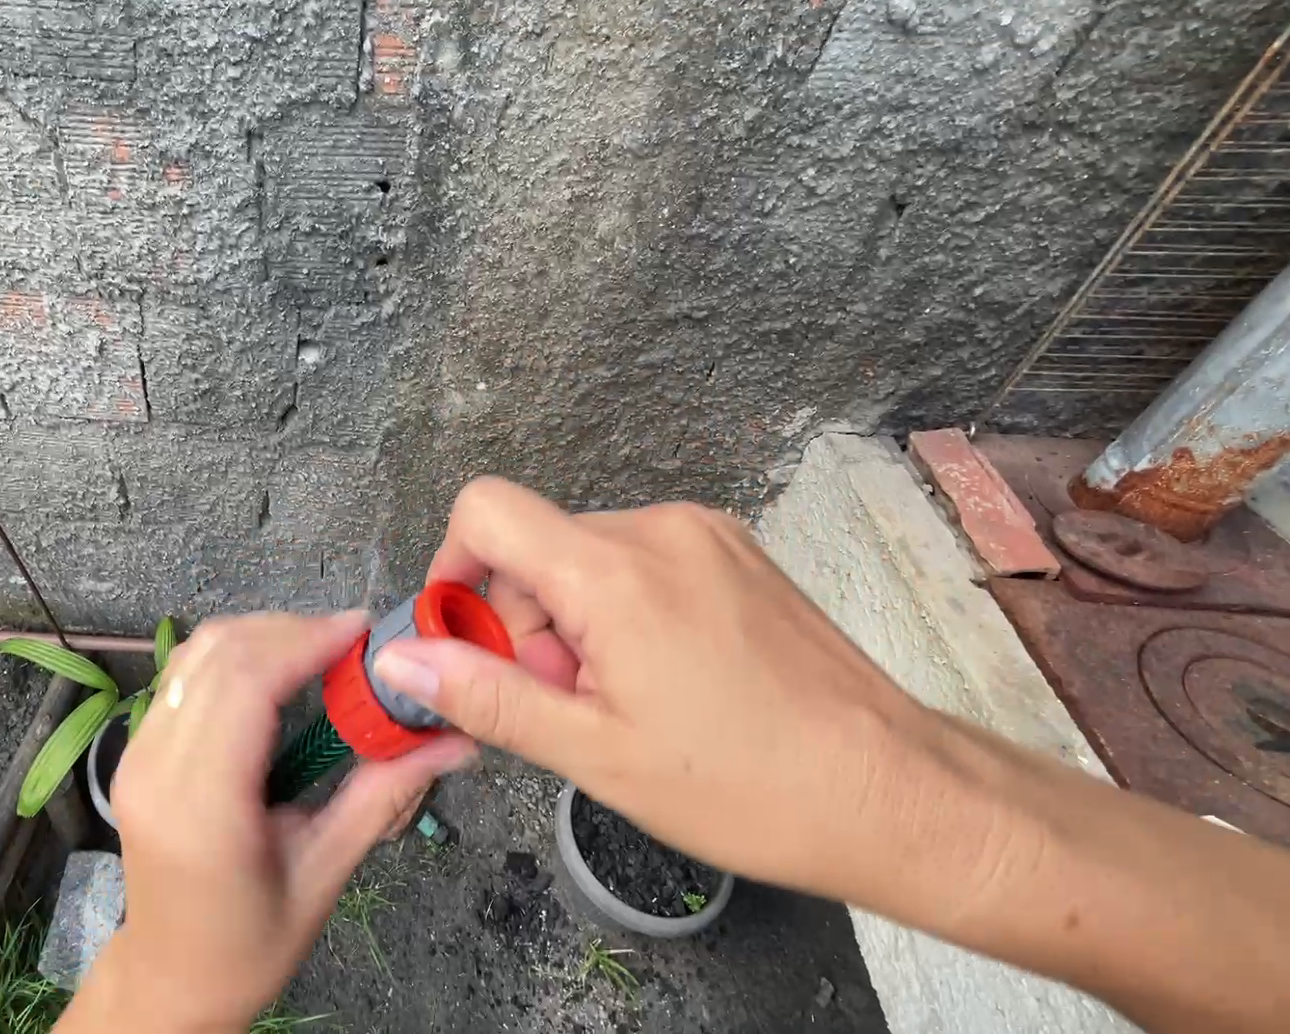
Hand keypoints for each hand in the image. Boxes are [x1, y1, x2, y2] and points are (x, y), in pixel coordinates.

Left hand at [59, 612, 475, 1032]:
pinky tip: (277, 667)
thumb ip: (383, 796)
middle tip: (351, 638)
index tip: (361, 628)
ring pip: (197, 653)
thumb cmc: (249, 945)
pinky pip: (185, 673)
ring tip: (321, 646)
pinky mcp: (135, 748)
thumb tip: (455, 742)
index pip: (247, 686)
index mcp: (202, 808)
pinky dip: (235, 653)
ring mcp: (134, 753)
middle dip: (291, 629)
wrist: (167, 979)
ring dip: (262, 633)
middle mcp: (155, 767)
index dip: (304, 640)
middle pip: (220, 655)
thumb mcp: (324, 874)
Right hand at [369, 477, 959, 897]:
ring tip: (621, 695)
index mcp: (614, 570)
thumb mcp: (592, 752)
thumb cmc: (747, 785)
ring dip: (572, 620)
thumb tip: (400, 660)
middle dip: (524, 621)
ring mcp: (701, 531)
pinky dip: (617, 608)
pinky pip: (634, 558)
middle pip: (534, 546)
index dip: (453, 565)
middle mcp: (657, 527)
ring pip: (581, 556)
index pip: (486, 508)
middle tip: (566, 699)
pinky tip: (660, 672)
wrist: (900, 794)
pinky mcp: (729, 547)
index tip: (468, 635)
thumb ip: (483, 694)